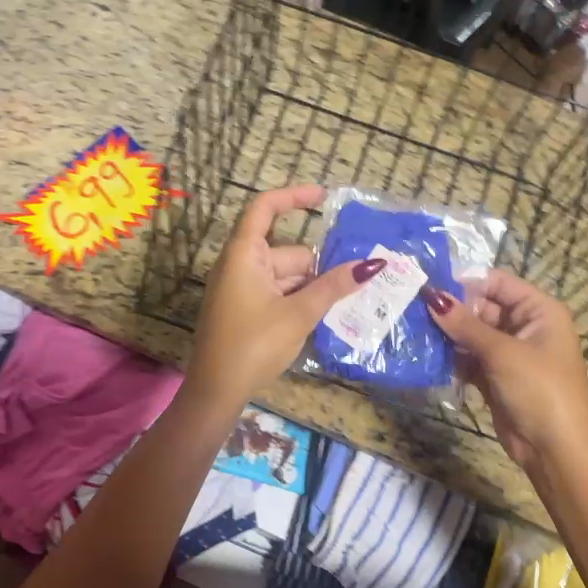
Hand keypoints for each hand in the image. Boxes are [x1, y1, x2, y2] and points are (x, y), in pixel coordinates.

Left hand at [189, 185, 381, 405]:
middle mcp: (239, 266)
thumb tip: (371, 265)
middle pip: (286, 252)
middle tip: (358, 281)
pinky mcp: (243, 312)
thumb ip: (333, 287)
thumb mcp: (298, 315)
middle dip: (319, 266)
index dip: (293, 196)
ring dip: (313, 288)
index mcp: (243, 255)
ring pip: (285, 277)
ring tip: (350, 301)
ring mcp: (240, 290)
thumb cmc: (254, 345)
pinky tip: (324, 317)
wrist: (216, 390)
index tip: (324, 196)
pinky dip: (299, 301)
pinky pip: (277, 294)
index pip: (265, 209)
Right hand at [423, 270, 587, 468]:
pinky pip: (469, 359)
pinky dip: (451, 358)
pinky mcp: (495, 378)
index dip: (466, 282)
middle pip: (482, 307)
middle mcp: (525, 327)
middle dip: (451, 310)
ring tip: (413, 330)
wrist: (555, 448)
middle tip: (412, 308)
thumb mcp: (502, 353)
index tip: (428, 286)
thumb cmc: (539, 389)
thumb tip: (431, 297)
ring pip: (472, 335)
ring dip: (447, 334)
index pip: (498, 283)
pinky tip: (425, 355)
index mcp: (539, 311)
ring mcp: (509, 354)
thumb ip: (465, 325)